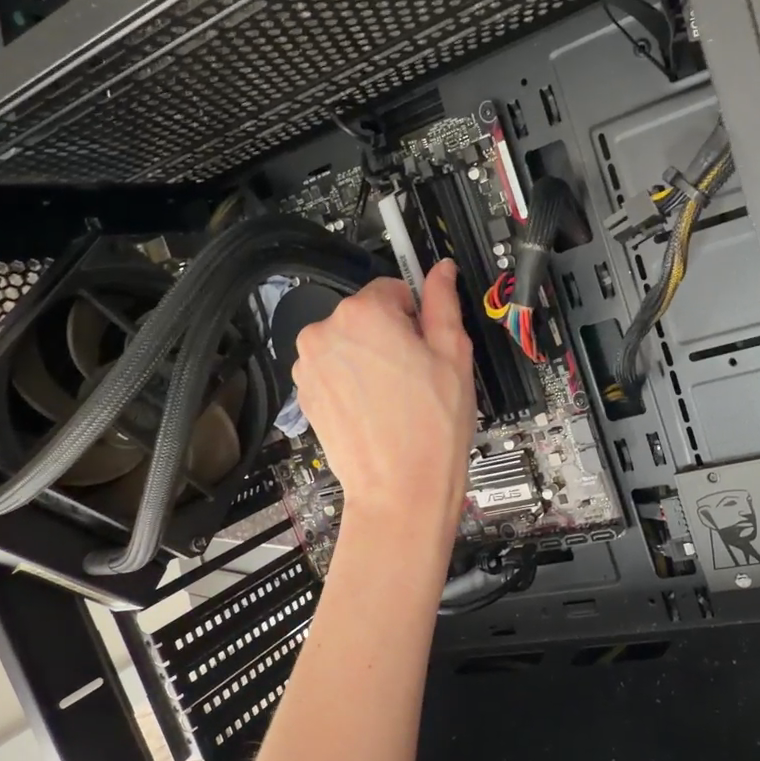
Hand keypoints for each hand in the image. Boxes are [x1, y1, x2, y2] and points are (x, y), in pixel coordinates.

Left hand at [291, 262, 475, 532]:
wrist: (400, 489)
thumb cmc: (431, 427)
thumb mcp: (454, 354)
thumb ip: (443, 303)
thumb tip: (441, 271)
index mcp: (364, 313)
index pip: (394, 288)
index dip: (418, 315)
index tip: (429, 340)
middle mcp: (326, 332)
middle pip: (368, 316)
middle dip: (394, 335)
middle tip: (420, 373)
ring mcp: (309, 365)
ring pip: (351, 343)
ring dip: (372, 358)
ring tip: (400, 396)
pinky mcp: (305, 393)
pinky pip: (335, 371)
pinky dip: (355, 382)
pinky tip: (380, 409)